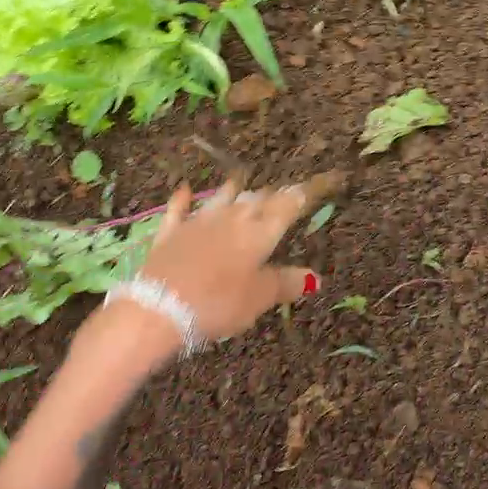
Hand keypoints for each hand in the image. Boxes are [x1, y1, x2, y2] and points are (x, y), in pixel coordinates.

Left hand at [84, 181, 318, 358]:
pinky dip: (184, 199)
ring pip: (223, 197)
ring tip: (244, 184)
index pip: (291, 203)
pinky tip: (185, 190)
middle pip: (258, 198)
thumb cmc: (219, 303)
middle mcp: (232, 218)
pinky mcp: (170, 233)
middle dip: (275, 194)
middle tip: (286, 193)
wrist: (158, 309)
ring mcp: (198, 222)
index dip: (310, 190)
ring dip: (236, 191)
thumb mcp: (260, 298)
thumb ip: (287, 283)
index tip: (328, 179)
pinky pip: (179, 210)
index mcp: (260, 231)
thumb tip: (315, 277)